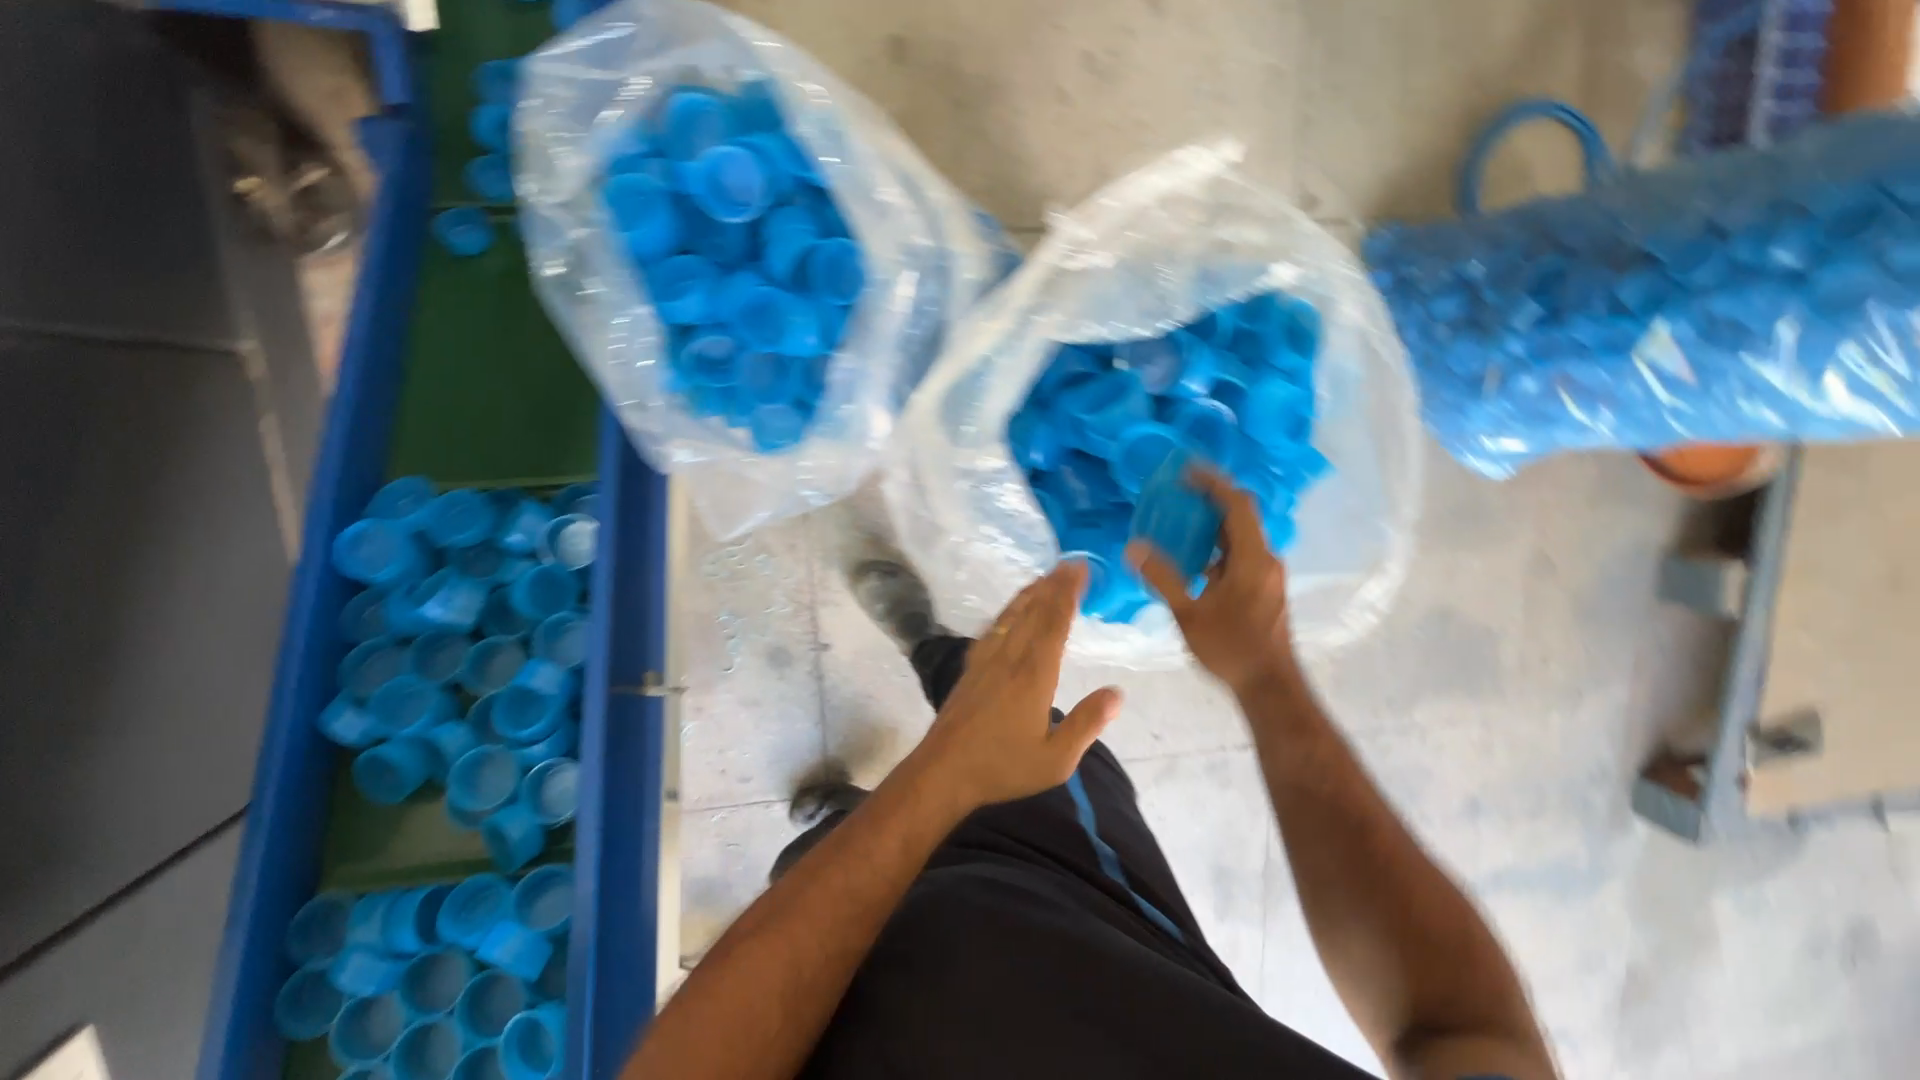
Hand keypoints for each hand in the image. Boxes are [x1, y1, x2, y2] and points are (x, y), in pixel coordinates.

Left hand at [902, 560, 1122, 810]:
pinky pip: (992, 630)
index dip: (1068, 595)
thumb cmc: (1003, 767)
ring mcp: (985, 662)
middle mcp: (1009, 659)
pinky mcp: (969, 670)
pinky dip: (1006, 613)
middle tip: (1069, 563)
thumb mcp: (1056, 758)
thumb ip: (1087, 723)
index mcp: (1033, 676)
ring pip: (1010, 617)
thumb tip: (1117, 693)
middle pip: (1033, 613)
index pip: (1054, 624)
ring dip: (1029, 594)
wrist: (943, 771)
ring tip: (1044, 578)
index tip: (1080, 570)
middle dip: (1052, 586)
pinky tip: (1008, 613)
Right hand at [1126, 467, 1295, 695]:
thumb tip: (1134, 548)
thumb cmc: (1230, 648)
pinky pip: (1240, 556)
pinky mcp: (1265, 590)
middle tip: (1175, 496)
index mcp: (1253, 558)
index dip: (1213, 483)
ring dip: (1211, 528)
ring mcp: (1268, 576)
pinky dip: (1216, 549)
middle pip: (1240, 518)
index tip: (1186, 472)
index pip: (1237, 504)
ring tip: (1178, 525)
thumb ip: (1163, 578)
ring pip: (1240, 539)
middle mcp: (1266, 560)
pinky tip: (1193, 562)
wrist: (1270, 686)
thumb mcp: (1189, 614)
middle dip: (1208, 502)